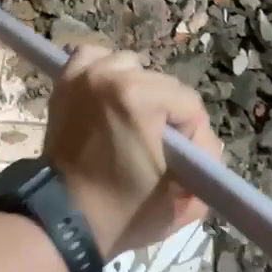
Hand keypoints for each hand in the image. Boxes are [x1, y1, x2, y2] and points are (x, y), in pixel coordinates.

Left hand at [43, 46, 221, 260]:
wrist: (67, 215)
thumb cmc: (125, 210)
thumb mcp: (184, 200)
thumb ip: (206, 161)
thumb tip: (202, 139)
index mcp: (137, 99)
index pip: (189, 102)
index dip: (195, 133)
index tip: (185, 159)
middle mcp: (109, 75)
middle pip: (162, 81)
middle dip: (168, 112)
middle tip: (160, 144)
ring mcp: (84, 74)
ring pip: (130, 64)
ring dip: (138, 88)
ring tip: (133, 120)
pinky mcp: (65, 79)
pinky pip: (94, 56)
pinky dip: (106, 70)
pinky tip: (110, 93)